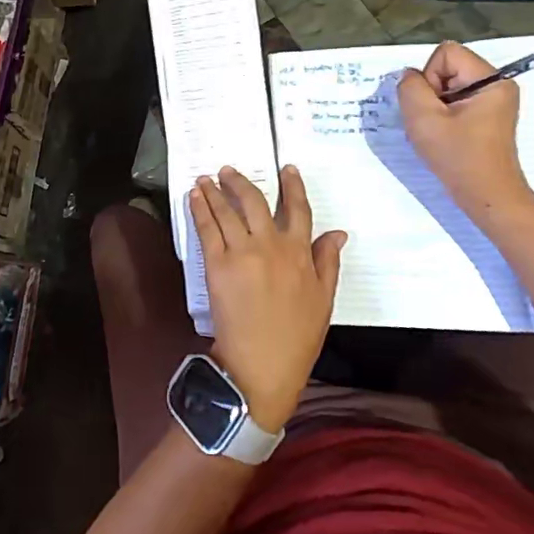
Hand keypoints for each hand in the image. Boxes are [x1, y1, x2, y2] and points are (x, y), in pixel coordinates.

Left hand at [188, 165, 345, 429]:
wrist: (262, 364)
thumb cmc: (297, 336)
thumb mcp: (324, 299)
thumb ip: (328, 261)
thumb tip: (338, 232)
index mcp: (300, 252)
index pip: (298, 209)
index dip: (293, 186)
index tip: (287, 168)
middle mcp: (271, 246)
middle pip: (255, 202)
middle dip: (240, 182)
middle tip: (228, 170)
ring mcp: (242, 253)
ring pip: (228, 212)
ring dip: (215, 191)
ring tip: (206, 179)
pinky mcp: (217, 265)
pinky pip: (208, 229)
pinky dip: (201, 210)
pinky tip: (195, 198)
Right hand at [397, 41, 533, 223]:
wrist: (487, 196)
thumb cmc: (458, 158)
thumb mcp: (423, 119)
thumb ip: (410, 88)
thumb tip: (410, 77)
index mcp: (492, 80)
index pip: (446, 53)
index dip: (429, 77)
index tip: (433, 108)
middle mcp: (497, 84)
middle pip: (448, 68)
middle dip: (432, 93)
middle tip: (434, 123)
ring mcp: (493, 102)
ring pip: (449, 86)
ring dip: (435, 107)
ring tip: (439, 132)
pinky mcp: (487, 117)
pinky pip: (456, 101)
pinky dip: (443, 116)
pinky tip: (445, 137)